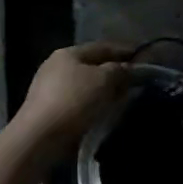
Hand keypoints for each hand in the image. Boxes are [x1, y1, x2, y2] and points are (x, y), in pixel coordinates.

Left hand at [11, 42, 130, 152]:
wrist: (40, 136)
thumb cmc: (74, 101)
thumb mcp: (103, 80)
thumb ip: (118, 70)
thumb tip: (126, 69)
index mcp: (67, 53)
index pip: (101, 47)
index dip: (123, 51)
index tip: (142, 57)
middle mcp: (55, 66)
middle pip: (91, 66)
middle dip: (113, 72)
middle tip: (134, 81)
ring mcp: (49, 89)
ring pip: (84, 85)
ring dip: (103, 90)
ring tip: (121, 99)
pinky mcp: (48, 110)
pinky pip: (77, 102)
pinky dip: (92, 104)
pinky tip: (102, 113)